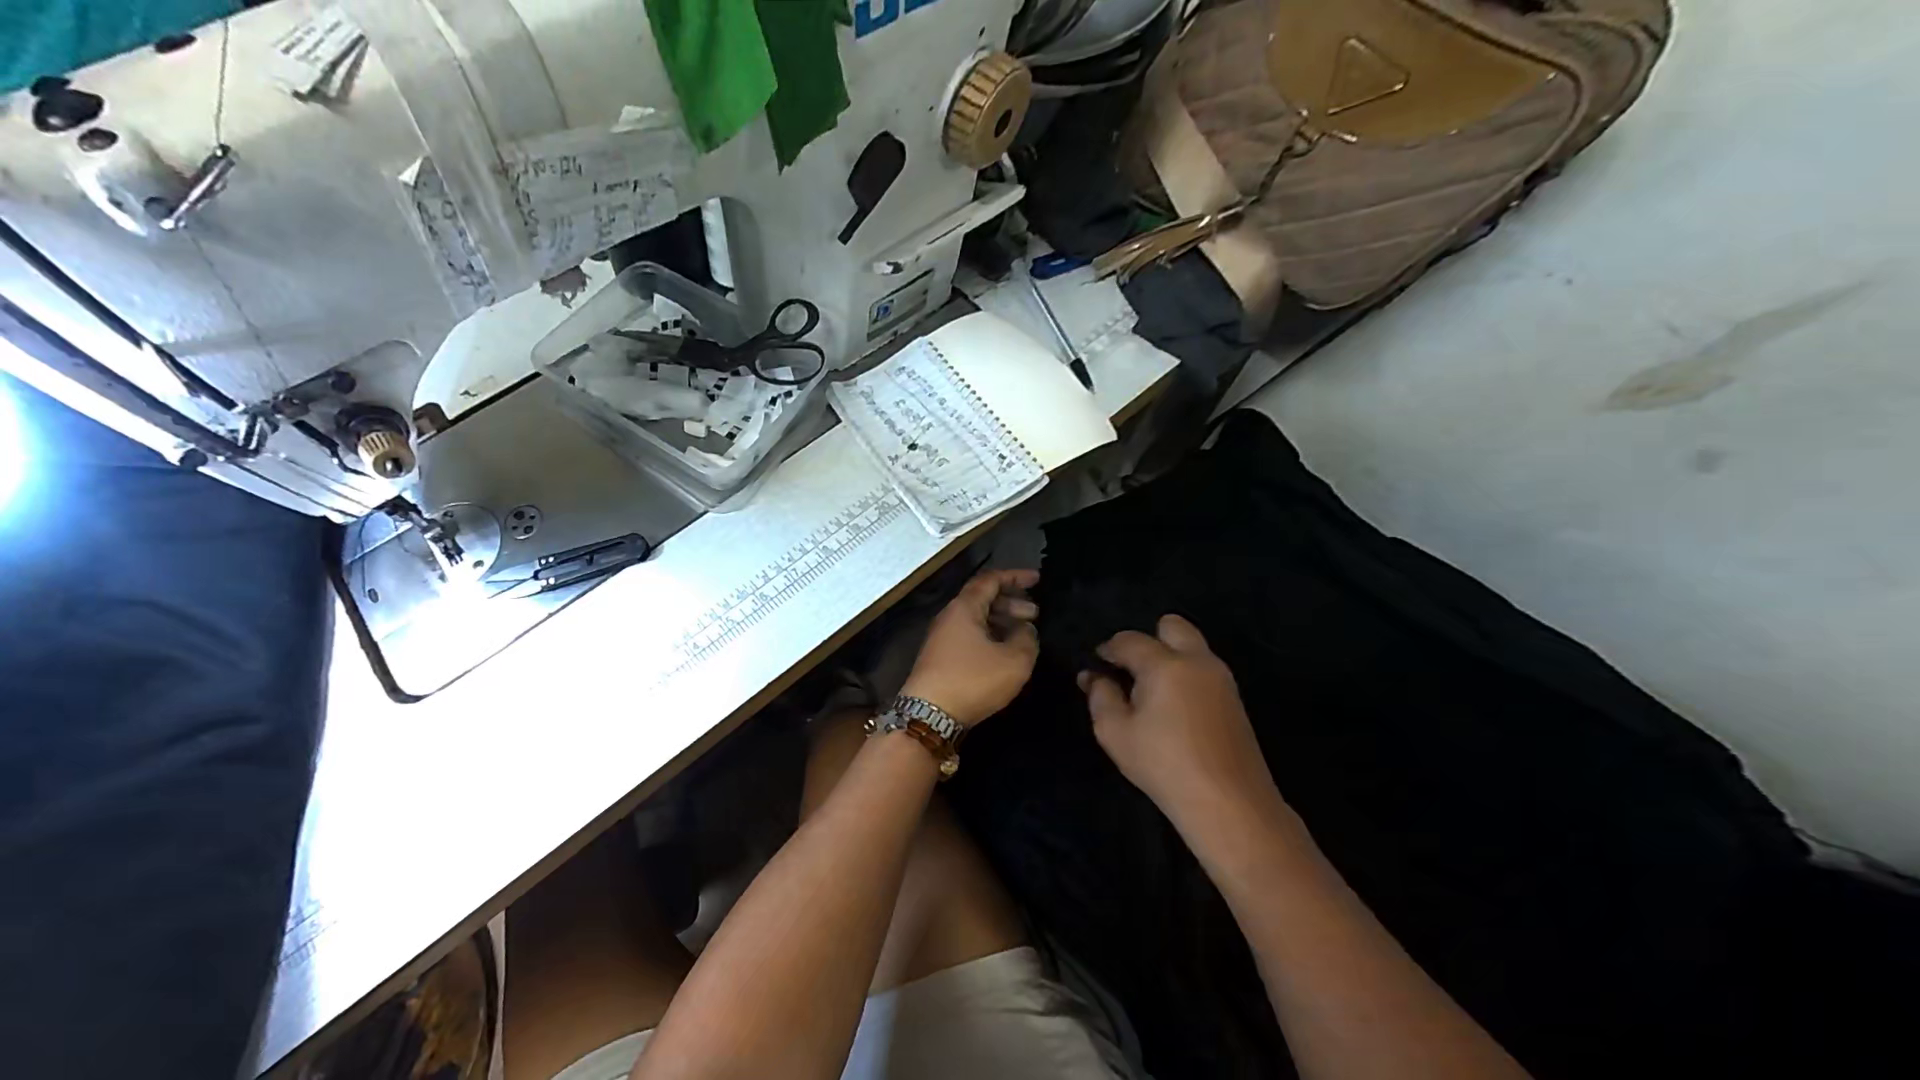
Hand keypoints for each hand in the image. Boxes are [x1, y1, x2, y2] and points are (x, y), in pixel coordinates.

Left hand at [899, 568, 1040, 727]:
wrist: (928, 716)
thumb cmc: (973, 681)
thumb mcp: (1014, 660)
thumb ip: (1027, 639)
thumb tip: (1026, 629)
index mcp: (964, 608)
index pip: (990, 580)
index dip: (1015, 577)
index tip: (1037, 580)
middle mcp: (950, 617)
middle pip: (982, 599)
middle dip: (1011, 603)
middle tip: (1035, 615)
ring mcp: (942, 639)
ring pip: (977, 620)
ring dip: (1002, 622)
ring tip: (1024, 636)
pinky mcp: (941, 659)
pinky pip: (970, 637)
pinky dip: (991, 638)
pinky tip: (1005, 655)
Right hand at [1079, 615, 1283, 829]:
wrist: (1229, 802)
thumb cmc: (1163, 765)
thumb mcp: (1115, 733)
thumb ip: (1100, 696)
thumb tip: (1093, 676)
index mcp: (1166, 664)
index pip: (1129, 640)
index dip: (1108, 650)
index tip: (1097, 667)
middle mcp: (1197, 660)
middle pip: (1172, 626)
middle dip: (1148, 639)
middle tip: (1132, 672)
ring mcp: (1222, 678)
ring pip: (1192, 647)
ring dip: (1169, 657)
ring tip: (1151, 694)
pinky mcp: (1235, 698)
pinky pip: (1204, 669)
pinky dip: (1186, 675)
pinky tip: (1175, 710)